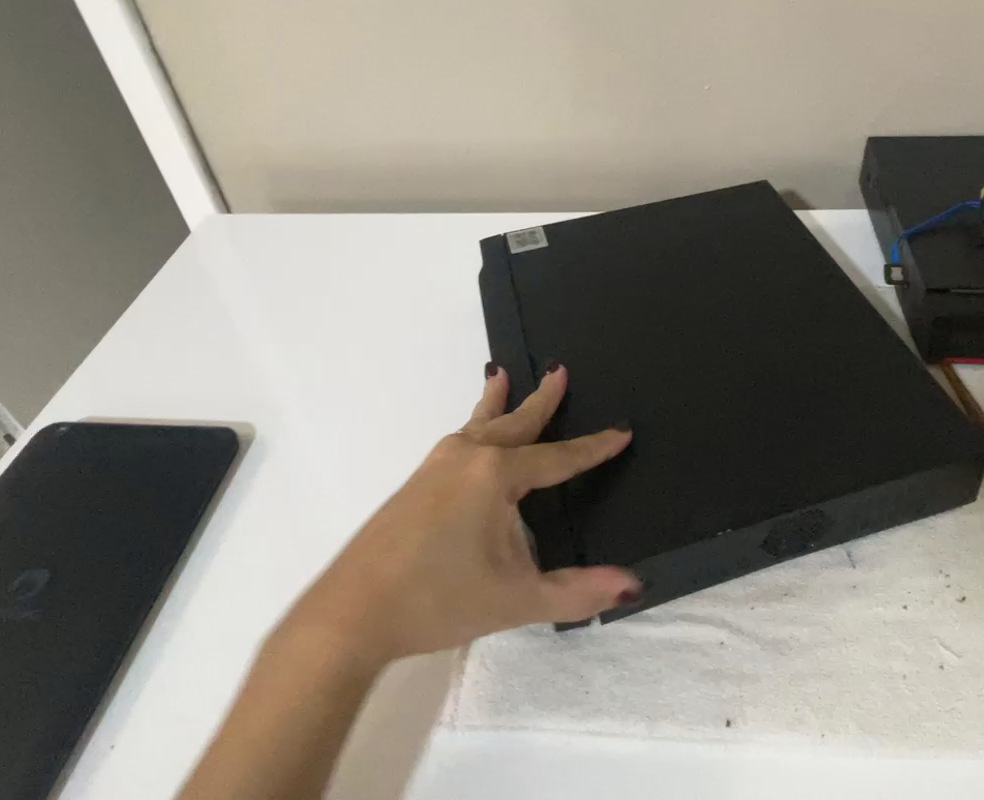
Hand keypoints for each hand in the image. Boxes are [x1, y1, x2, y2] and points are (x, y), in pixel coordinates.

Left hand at [277, 363, 640, 667]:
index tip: (622, 431)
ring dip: (497, 403)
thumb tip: (632, 585)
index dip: (593, 449)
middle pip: (515, 422)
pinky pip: (460, 440)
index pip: (557, 458)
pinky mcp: (416, 482)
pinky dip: (476, 425)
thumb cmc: (437, 600)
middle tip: (558, 370)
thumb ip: (576, 592)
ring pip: (479, 425)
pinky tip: (474, 439)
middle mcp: (467, 457)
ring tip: (500, 374)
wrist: (351, 612)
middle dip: (541, 399)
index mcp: (496, 475)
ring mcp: (436, 466)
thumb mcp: (516, 599)